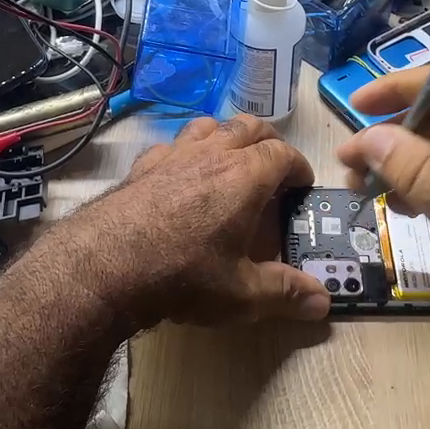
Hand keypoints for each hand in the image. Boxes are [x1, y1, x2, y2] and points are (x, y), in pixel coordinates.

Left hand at [28, 115, 330, 332]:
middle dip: (267, 141)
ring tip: (229, 160)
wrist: (106, 266)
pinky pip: (171, 145)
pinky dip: (185, 153)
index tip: (302, 185)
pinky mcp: (141, 165)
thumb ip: (285, 294)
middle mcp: (212, 154)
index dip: (298, 167)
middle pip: (248, 126)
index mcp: (245, 176)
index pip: (283, 154)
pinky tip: (179, 176)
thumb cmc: (184, 275)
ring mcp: (173, 155)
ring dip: (225, 136)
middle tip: (273, 166)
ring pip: (208, 125)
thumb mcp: (242, 293)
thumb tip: (324, 303)